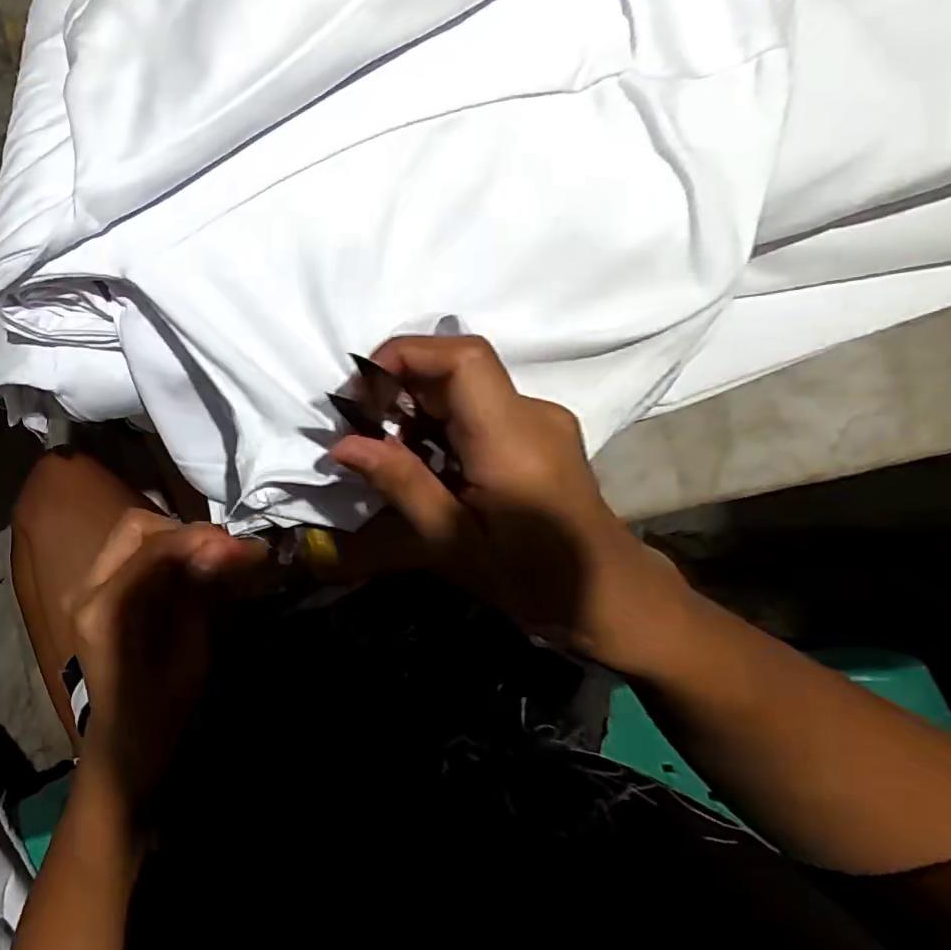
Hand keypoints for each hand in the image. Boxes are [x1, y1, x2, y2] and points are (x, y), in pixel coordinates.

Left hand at [69, 512, 265, 807]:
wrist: (119, 750)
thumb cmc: (156, 716)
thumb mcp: (189, 660)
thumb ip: (198, 597)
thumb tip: (225, 548)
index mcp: (103, 612)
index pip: (152, 549)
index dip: (199, 539)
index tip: (240, 545)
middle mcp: (85, 590)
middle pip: (136, 527)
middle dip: (186, 531)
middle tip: (227, 550)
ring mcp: (85, 588)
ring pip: (134, 534)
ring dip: (177, 538)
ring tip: (216, 557)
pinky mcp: (96, 592)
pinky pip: (133, 553)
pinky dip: (167, 551)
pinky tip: (195, 566)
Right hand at [329, 335, 691, 672]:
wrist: (608, 594)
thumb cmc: (531, 579)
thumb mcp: (454, 544)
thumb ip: (401, 485)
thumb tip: (342, 445)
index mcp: (512, 443)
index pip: (463, 359)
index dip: (405, 355)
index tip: (362, 393)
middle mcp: (532, 414)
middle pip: (458, 367)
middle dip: (401, 387)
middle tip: (366, 432)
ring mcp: (542, 417)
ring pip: (467, 385)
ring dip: (419, 406)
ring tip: (394, 455)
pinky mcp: (541, 428)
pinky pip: (481, 404)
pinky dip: (442, 420)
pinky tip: (431, 462)